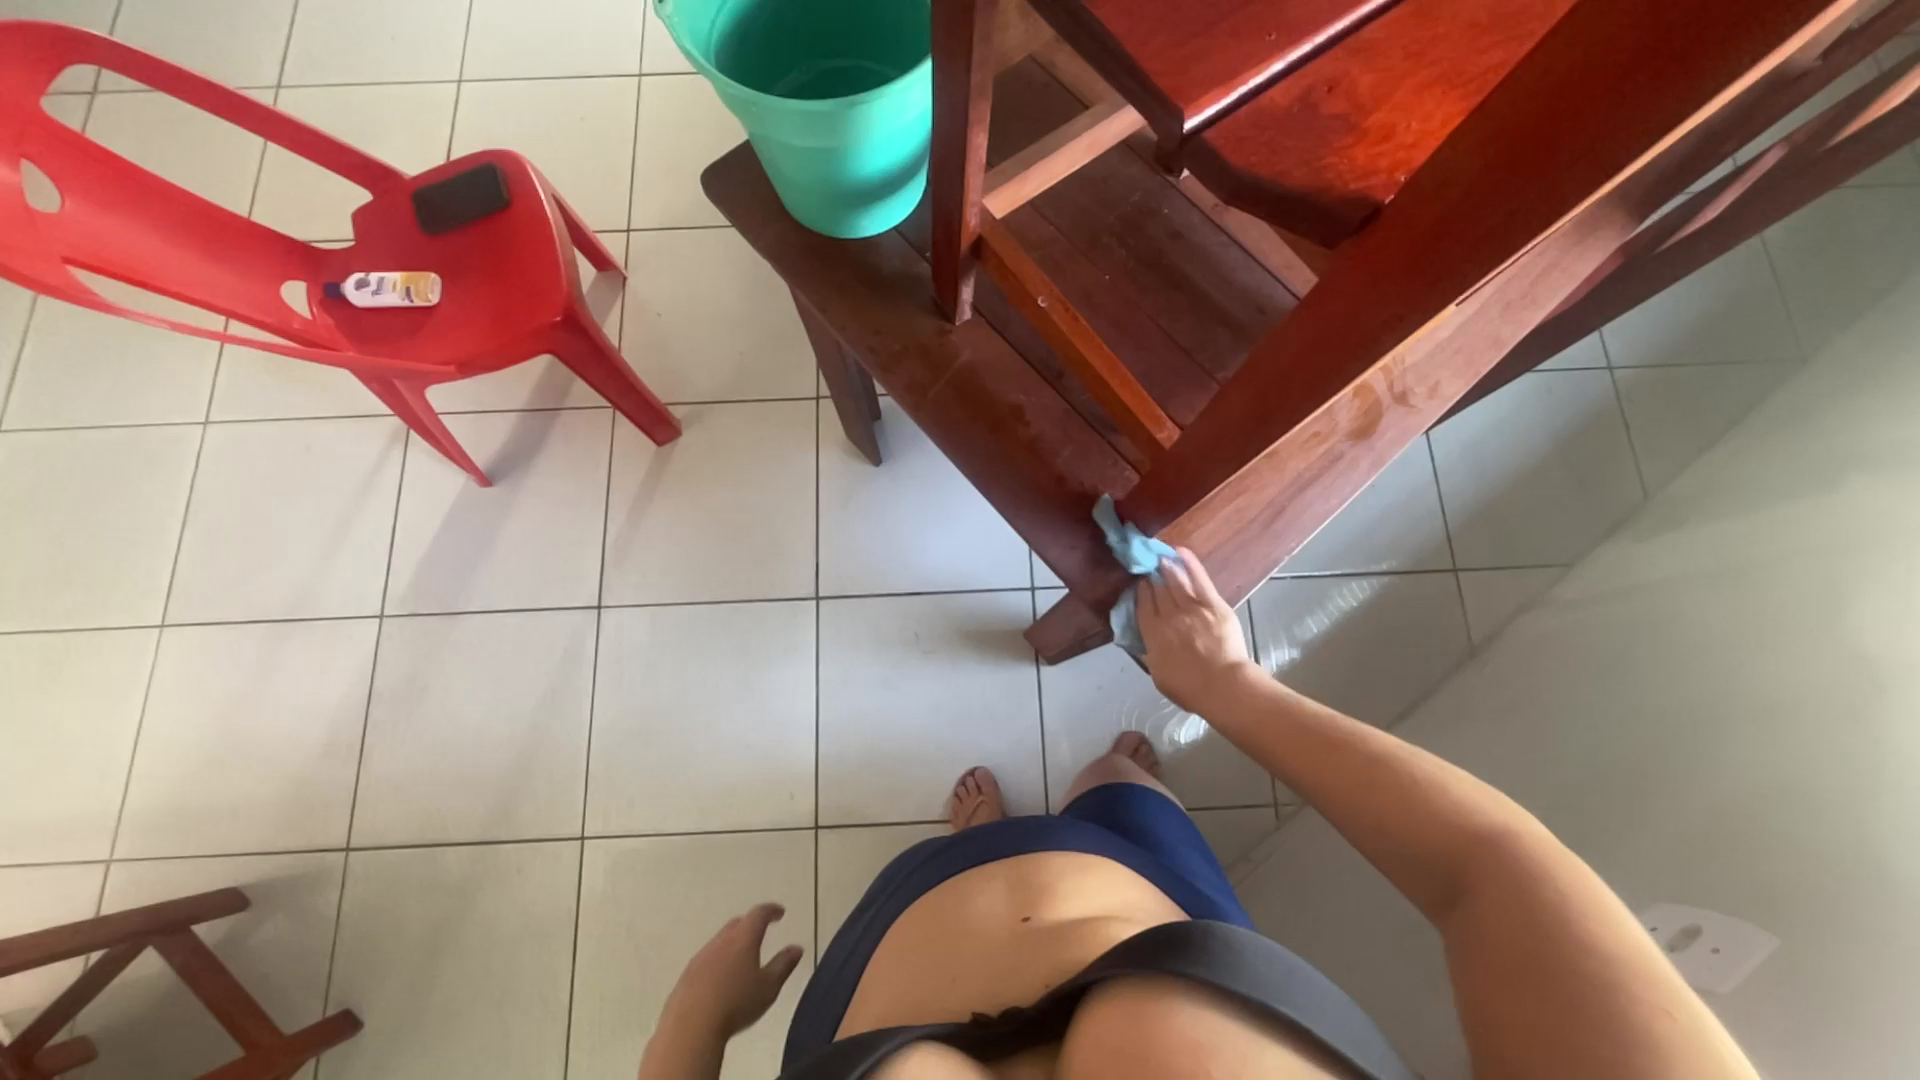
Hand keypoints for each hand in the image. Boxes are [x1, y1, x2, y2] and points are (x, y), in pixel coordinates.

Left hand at [662, 903, 804, 1039]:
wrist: (690, 1028)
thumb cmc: (736, 1004)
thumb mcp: (769, 987)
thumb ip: (784, 965)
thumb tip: (797, 948)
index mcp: (743, 939)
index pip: (758, 914)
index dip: (771, 911)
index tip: (780, 913)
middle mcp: (720, 942)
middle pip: (736, 924)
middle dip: (750, 925)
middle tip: (760, 932)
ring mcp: (700, 958)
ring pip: (719, 942)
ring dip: (732, 945)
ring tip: (741, 960)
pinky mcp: (685, 976)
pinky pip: (706, 961)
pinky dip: (717, 963)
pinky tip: (720, 981)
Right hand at [1137, 547, 1260, 713]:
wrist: (1222, 686)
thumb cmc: (1190, 689)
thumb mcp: (1159, 676)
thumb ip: (1150, 656)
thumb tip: (1145, 645)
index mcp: (1152, 635)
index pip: (1143, 606)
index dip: (1141, 592)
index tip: (1140, 584)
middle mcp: (1168, 616)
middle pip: (1158, 590)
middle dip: (1152, 576)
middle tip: (1150, 567)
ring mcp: (1191, 607)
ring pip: (1174, 580)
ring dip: (1166, 567)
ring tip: (1161, 557)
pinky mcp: (1212, 604)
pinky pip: (1198, 578)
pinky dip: (1188, 562)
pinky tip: (1179, 551)